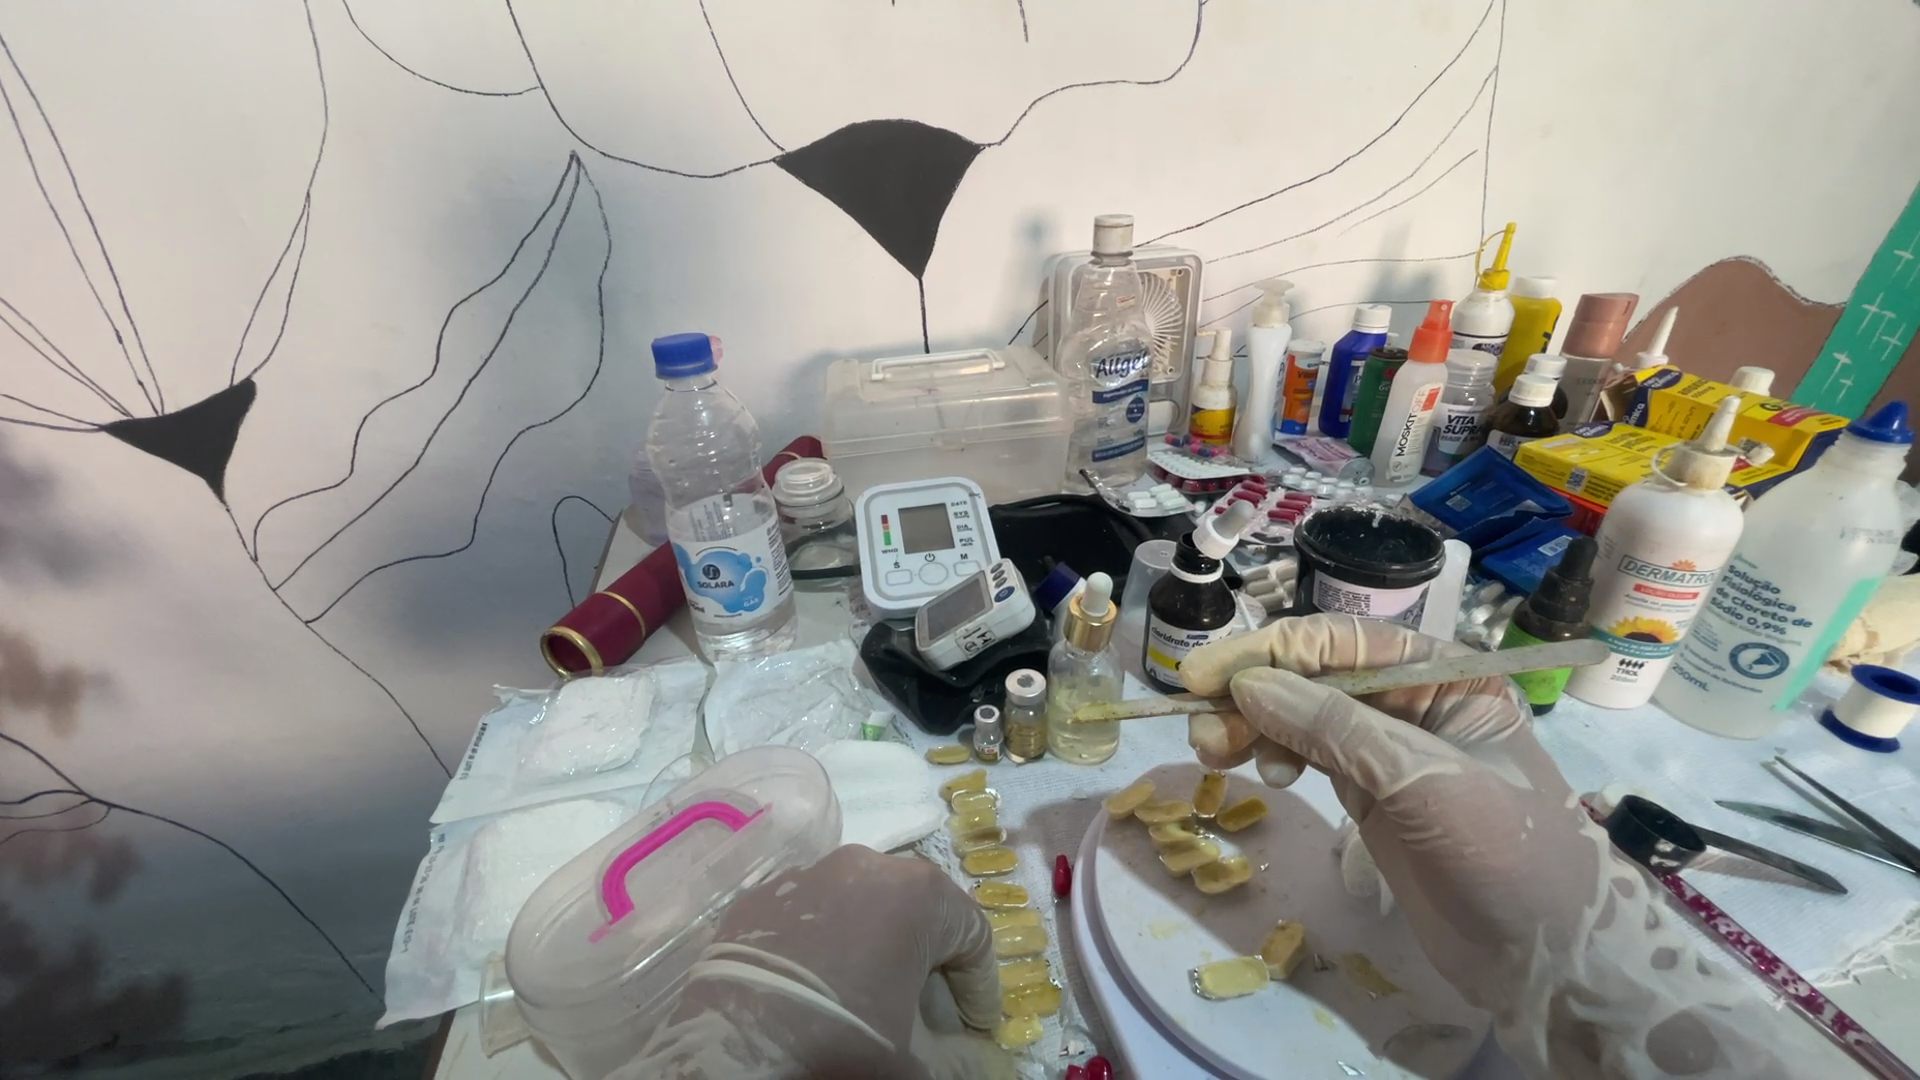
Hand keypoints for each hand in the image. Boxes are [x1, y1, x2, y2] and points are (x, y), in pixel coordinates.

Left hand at [623, 845, 1009, 1079]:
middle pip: (917, 912)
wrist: (730, 1059)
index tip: (976, 1030)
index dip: (980, 985)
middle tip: (923, 1017)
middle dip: (927, 963)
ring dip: (873, 948)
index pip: (972, 932)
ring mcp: (807, 874)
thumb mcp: (916, 1067)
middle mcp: (866, 864)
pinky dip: (822, 944)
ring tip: (864, 1001)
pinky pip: (809, 914)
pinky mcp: (759, 897)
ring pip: (861, 905)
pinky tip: (812, 989)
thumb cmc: (842, 1048)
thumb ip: (959, 1057)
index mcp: (917, 892)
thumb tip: (974, 1056)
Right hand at [1179, 615, 1832, 1079]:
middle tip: (1200, 731)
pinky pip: (1301, 748)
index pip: (1335, 640)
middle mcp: (1405, 697)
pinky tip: (1265, 774)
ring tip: (1214, 755)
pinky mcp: (1364, 783)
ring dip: (1249, 725)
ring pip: (1295, 711)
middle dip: (1248, 694)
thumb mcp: (1421, 782)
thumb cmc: (1506, 859)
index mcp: (1437, 674)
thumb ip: (1331, 727)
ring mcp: (1382, 742)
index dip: (1263, 651)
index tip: (1201, 675)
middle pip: (1306, 674)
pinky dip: (1271, 752)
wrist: (1550, 965)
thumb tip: (1246, 684)